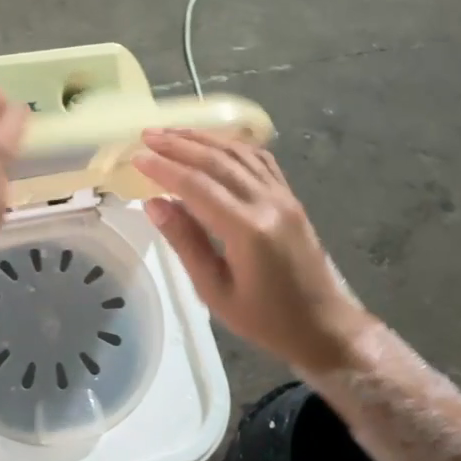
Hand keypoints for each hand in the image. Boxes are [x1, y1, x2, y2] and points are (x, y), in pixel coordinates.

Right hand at [133, 129, 370, 371]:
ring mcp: (283, 197)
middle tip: (146, 136)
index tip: (136, 156)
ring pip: (239, 153)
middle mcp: (268, 203)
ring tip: (171, 133)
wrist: (324, 327)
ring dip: (203, 139)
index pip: (197, 186)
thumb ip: (185, 242)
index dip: (164, 168)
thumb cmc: (266, 319)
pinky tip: (213, 143)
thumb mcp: (215, 291)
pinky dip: (232, 145)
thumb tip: (153, 202)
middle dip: (179, 145)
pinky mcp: (291, 198)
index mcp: (248, 230)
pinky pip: (260, 160)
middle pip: (218, 160)